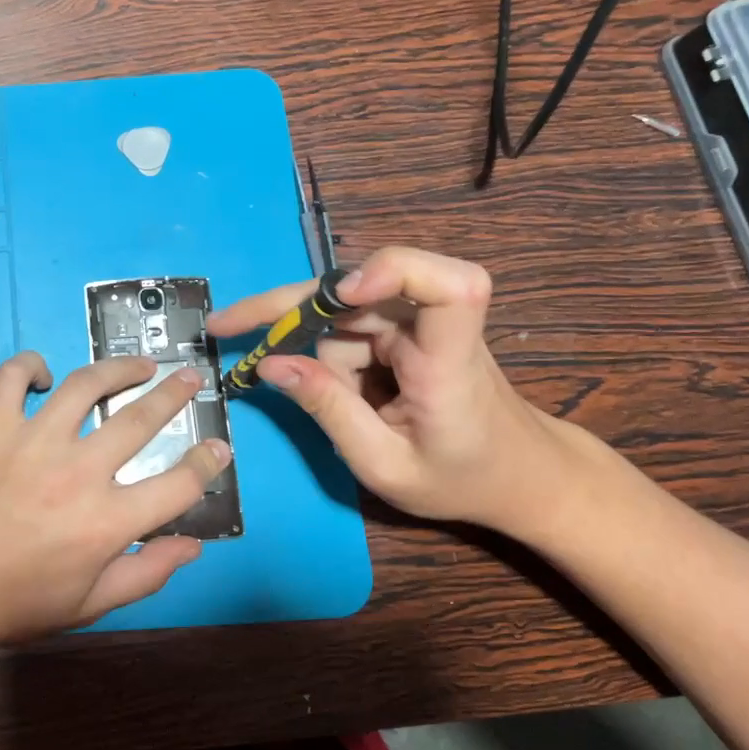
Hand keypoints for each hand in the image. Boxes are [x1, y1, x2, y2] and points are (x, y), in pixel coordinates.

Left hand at [0, 354, 231, 650]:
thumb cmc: (10, 604)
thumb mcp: (86, 606)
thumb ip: (145, 574)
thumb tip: (193, 545)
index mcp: (106, 522)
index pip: (176, 485)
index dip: (206, 464)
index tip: (220, 446)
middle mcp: (77, 471)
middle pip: (139, 420)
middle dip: (173, 395)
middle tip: (190, 377)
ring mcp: (32, 441)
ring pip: (85, 386)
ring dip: (117, 368)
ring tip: (137, 364)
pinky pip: (12, 378)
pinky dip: (29, 366)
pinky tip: (43, 373)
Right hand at [207, 247, 592, 536]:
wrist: (522, 476)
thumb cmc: (464, 479)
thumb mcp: (386, 466)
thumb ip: (329, 412)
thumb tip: (269, 364)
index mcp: (449, 361)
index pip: (452, 287)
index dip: (395, 270)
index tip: (343, 294)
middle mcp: (433, 327)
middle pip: (357, 288)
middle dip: (287, 309)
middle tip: (226, 328)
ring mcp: (418, 323)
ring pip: (340, 312)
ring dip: (314, 351)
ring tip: (330, 405)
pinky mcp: (406, 328)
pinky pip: (348, 325)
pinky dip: (325, 354)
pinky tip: (335, 390)